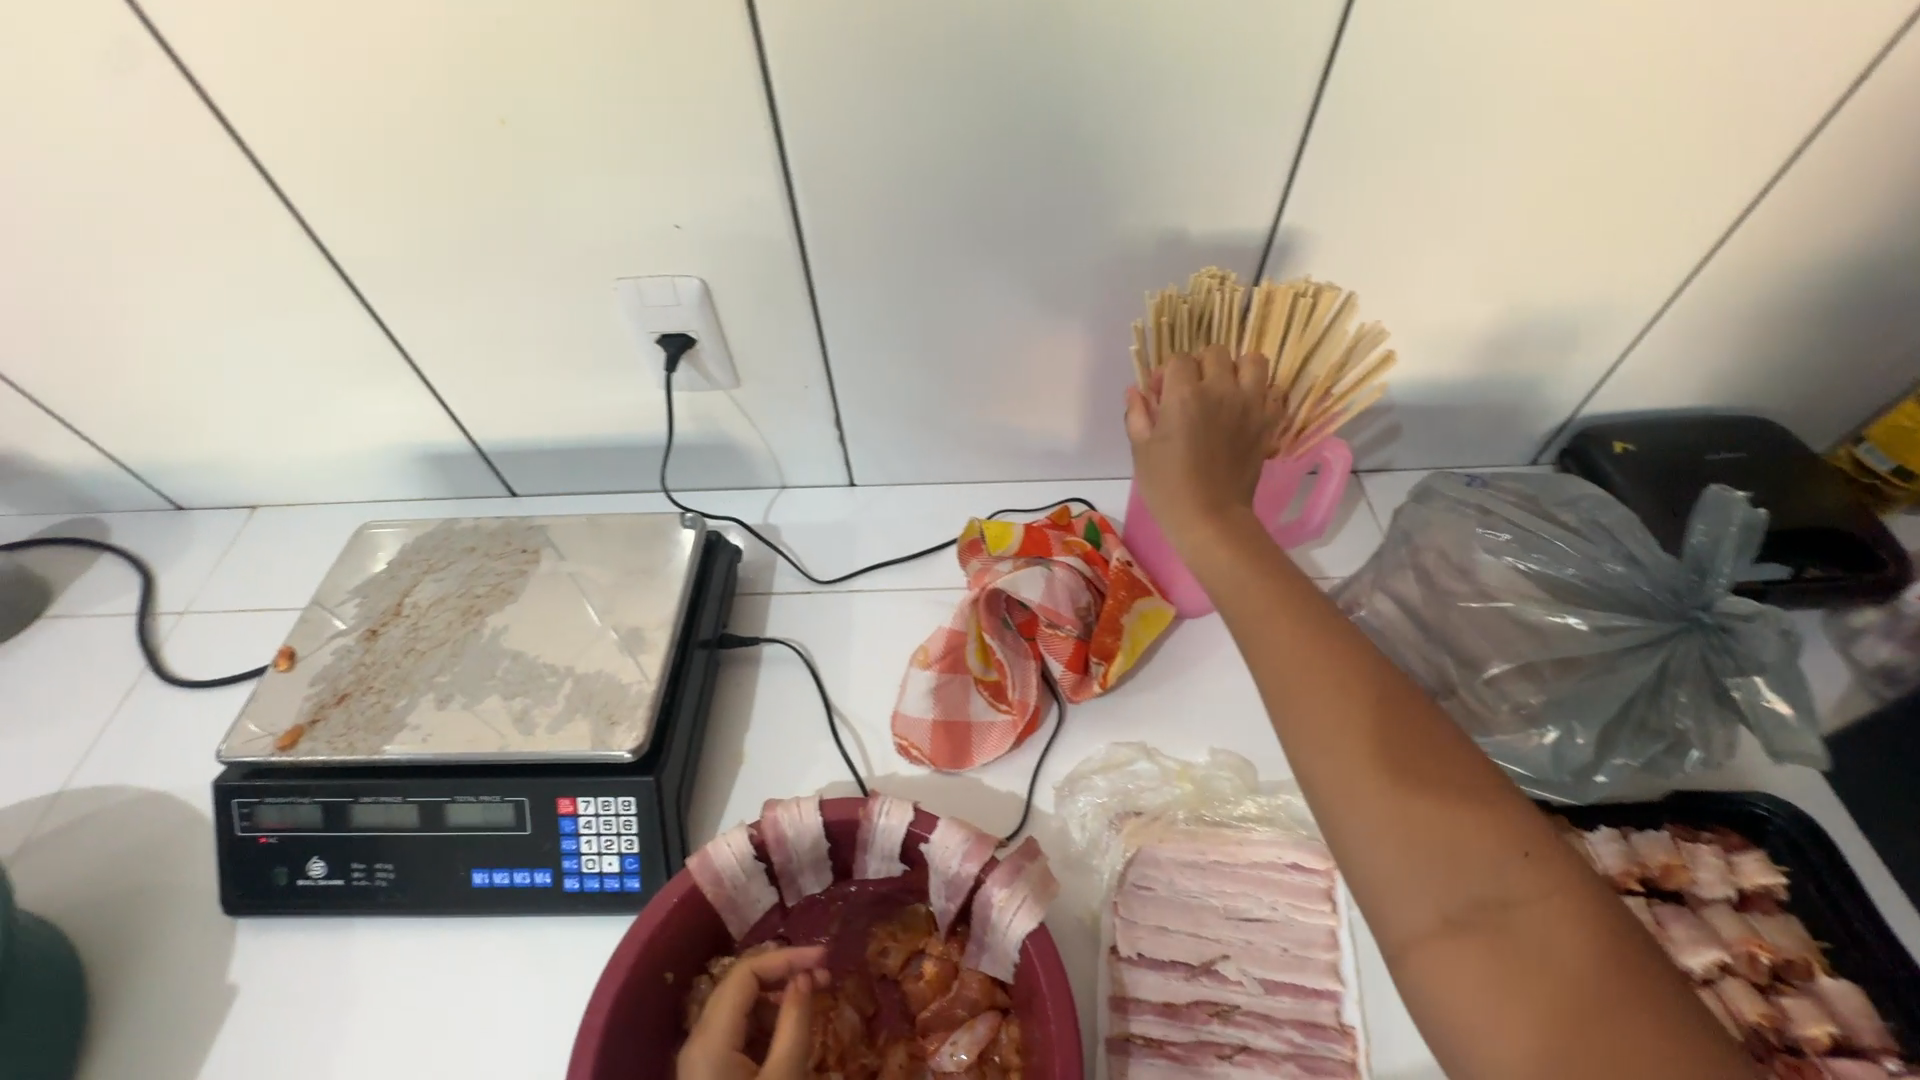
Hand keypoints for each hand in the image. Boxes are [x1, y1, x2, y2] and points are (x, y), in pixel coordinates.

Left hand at [677, 946, 827, 1079]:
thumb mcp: (784, 1078)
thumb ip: (795, 1023)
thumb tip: (805, 977)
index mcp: (709, 1038)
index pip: (746, 972)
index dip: (787, 957)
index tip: (825, 956)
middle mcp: (698, 1039)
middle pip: (741, 986)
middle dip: (784, 974)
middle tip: (825, 977)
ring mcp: (701, 1056)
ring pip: (741, 1009)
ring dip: (777, 1001)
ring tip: (811, 1008)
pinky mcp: (709, 1072)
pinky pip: (739, 1033)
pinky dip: (767, 1025)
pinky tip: (790, 1035)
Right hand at [1125, 345, 1284, 551]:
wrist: (1210, 517)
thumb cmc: (1167, 487)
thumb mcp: (1141, 450)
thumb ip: (1138, 413)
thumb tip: (1136, 390)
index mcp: (1184, 395)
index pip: (1178, 360)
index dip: (1168, 375)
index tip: (1161, 397)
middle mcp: (1220, 390)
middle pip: (1215, 353)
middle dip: (1200, 367)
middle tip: (1193, 393)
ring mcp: (1250, 404)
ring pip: (1253, 361)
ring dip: (1238, 370)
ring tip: (1227, 391)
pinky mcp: (1269, 422)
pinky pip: (1274, 391)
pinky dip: (1263, 394)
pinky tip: (1248, 409)